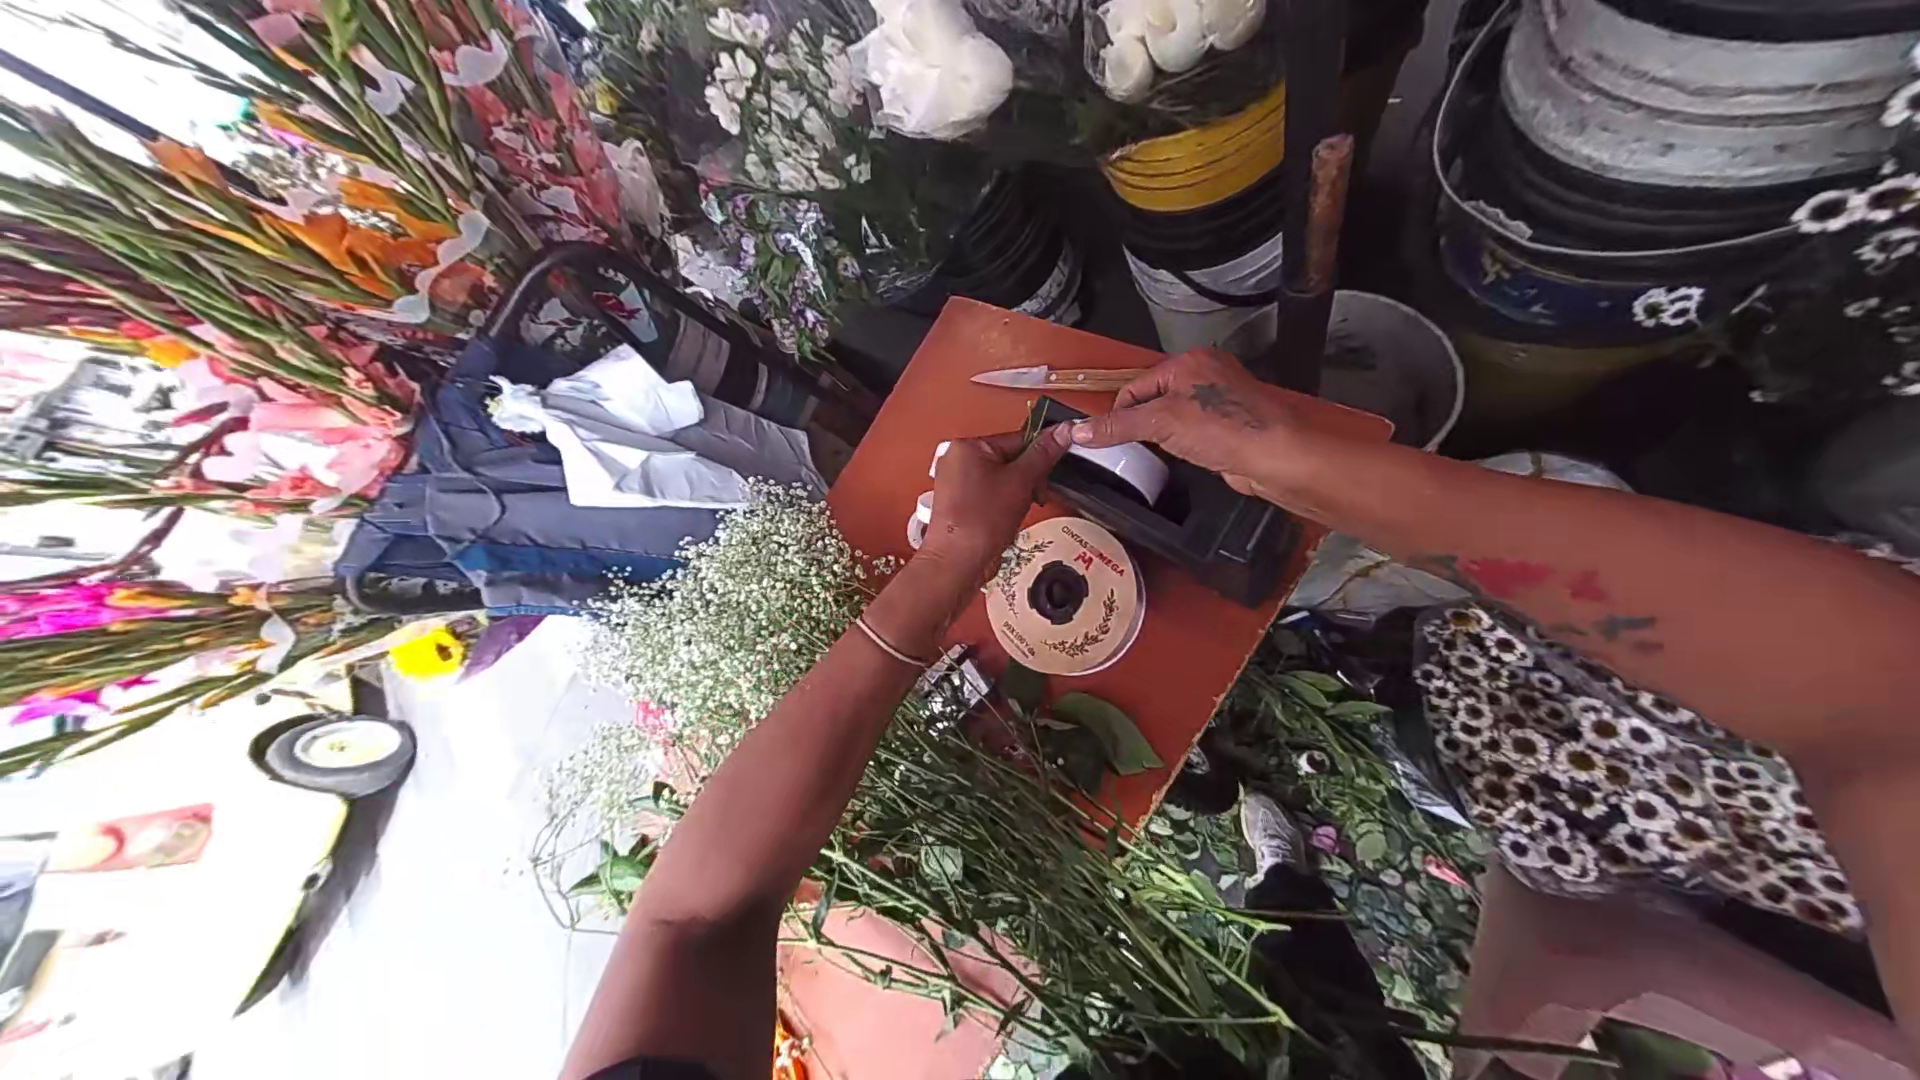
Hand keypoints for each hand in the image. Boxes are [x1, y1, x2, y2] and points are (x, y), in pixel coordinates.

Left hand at [922, 424, 1072, 584]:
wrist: (958, 562)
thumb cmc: (978, 522)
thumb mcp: (1021, 482)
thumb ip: (1043, 455)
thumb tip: (1062, 432)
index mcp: (968, 447)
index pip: (1017, 438)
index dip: (1040, 453)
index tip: (1057, 462)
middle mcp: (958, 461)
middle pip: (1010, 459)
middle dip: (1029, 479)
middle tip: (1035, 494)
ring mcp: (958, 484)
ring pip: (1003, 479)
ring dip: (1019, 493)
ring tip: (1017, 510)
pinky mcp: (962, 503)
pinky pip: (992, 495)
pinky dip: (1005, 504)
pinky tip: (1006, 518)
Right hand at [1068, 348, 1304, 496]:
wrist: (1274, 457)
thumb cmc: (1230, 428)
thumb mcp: (1159, 423)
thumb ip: (1117, 426)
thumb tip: (1083, 431)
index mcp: (1188, 363)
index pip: (1135, 385)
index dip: (1118, 412)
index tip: (1105, 435)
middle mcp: (1204, 376)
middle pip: (1152, 400)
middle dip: (1139, 424)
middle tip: (1132, 445)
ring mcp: (1217, 401)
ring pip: (1170, 417)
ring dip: (1160, 436)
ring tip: (1160, 451)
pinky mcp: (1226, 426)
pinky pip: (1189, 432)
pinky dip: (1179, 445)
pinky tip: (1183, 456)